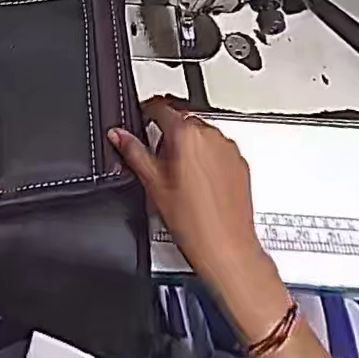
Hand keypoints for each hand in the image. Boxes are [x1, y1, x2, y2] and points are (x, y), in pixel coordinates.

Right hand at [108, 97, 289, 341]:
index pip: (161, 108)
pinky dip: (207, 158)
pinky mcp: (240, 161)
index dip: (147, 111)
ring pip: (201, 135)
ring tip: (179, 176)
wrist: (228, 249)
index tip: (142, 116)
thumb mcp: (153, 184)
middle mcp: (211, 135)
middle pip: (182, 121)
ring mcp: (228, 147)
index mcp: (186, 134)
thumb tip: (118, 135)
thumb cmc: (194, 223)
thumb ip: (134, 152)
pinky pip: (218, 149)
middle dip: (167, 134)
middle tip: (157, 158)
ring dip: (188, 146)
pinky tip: (199, 183)